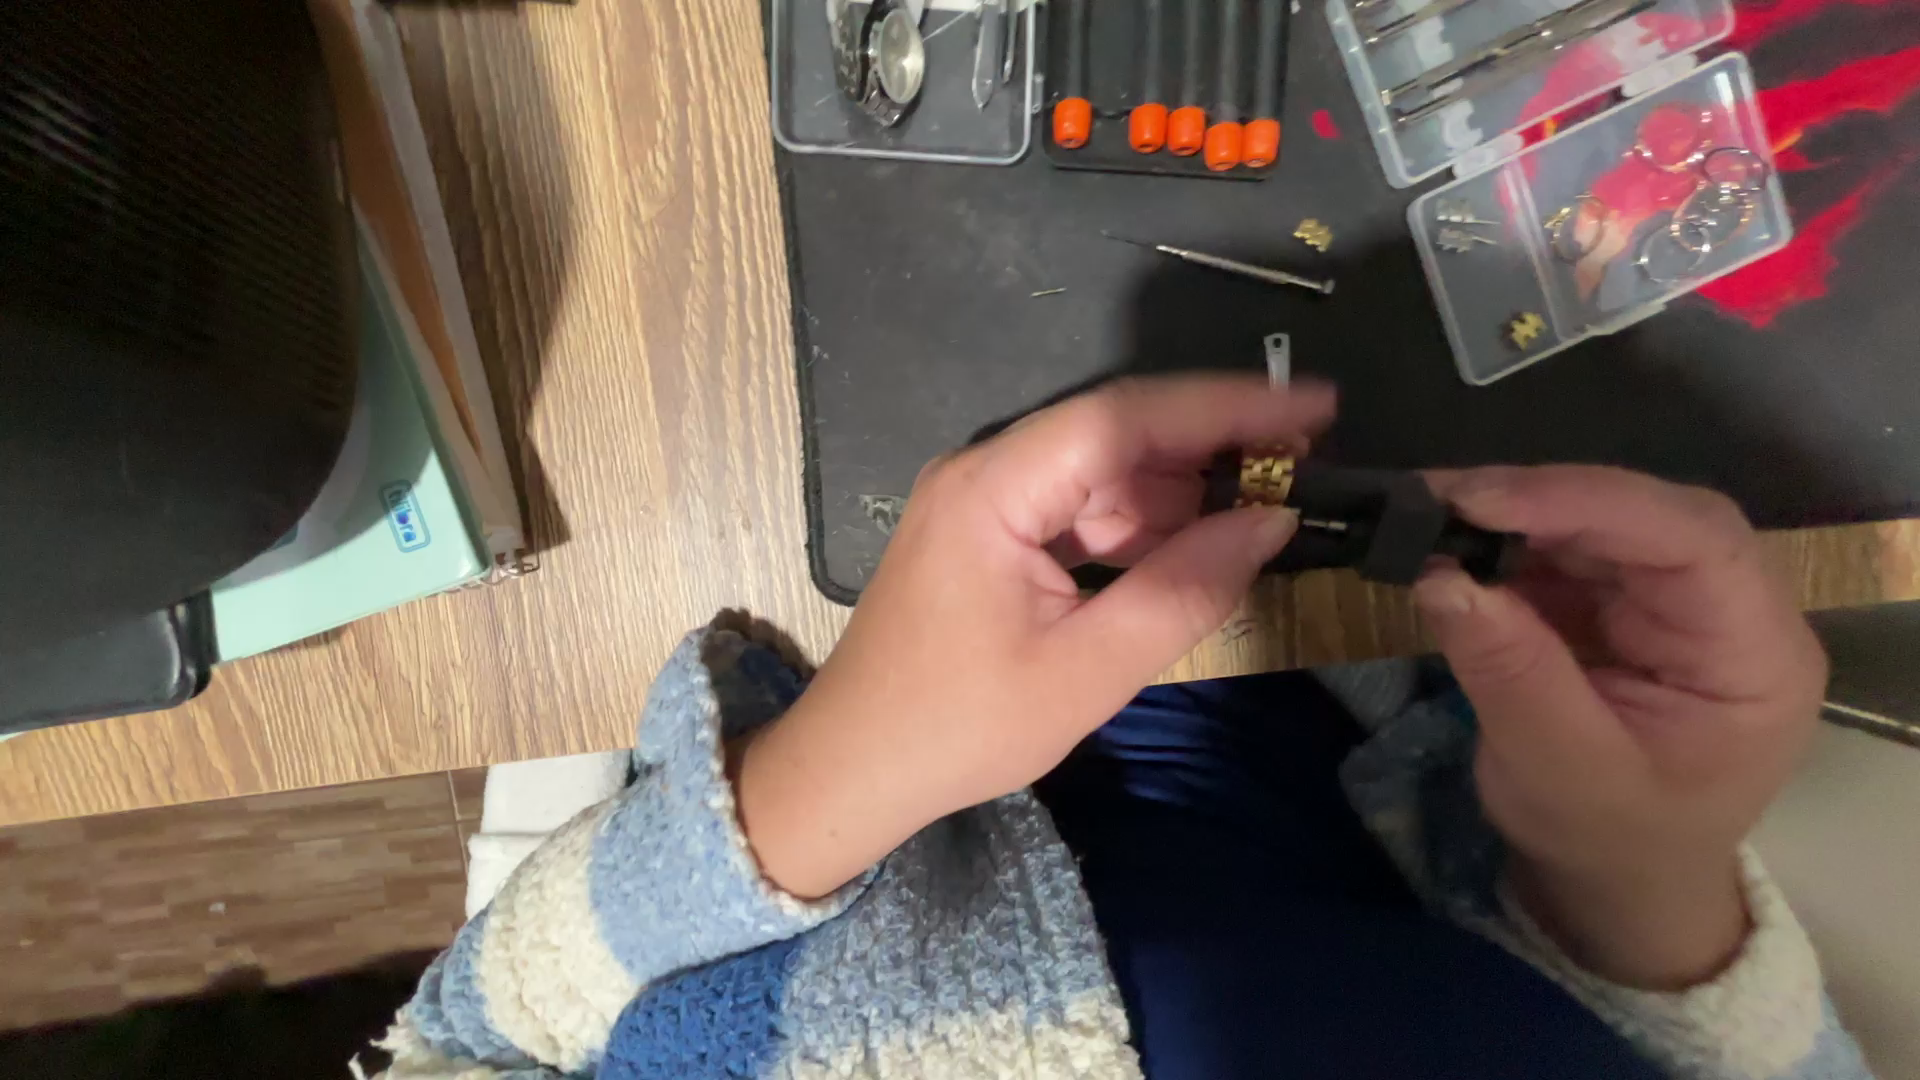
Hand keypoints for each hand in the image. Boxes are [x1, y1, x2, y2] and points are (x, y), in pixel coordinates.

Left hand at [736, 375, 1335, 897]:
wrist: (854, 765)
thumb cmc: (960, 728)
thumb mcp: (1085, 672)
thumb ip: (1181, 591)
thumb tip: (1269, 522)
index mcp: (991, 489)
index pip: (1121, 417)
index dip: (1222, 406)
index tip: (1313, 405)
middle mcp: (980, 473)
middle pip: (1109, 438)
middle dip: (1206, 451)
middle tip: (1303, 467)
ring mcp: (978, 501)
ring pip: (1094, 476)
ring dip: (1172, 494)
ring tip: (1262, 510)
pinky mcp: (982, 534)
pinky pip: (1069, 512)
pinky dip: (1129, 528)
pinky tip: (1186, 546)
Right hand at [1413, 466, 1826, 988]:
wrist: (1604, 867)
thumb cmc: (1605, 832)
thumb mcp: (1556, 764)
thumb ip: (1507, 669)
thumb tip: (1438, 576)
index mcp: (1748, 652)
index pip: (1690, 541)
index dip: (1585, 502)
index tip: (1475, 499)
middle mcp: (1714, 609)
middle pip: (1640, 516)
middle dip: (1536, 497)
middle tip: (1432, 497)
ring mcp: (1654, 601)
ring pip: (1589, 522)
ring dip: (1504, 512)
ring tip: (1422, 515)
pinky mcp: (1598, 604)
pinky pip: (1548, 550)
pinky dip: (1491, 540)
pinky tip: (1443, 543)